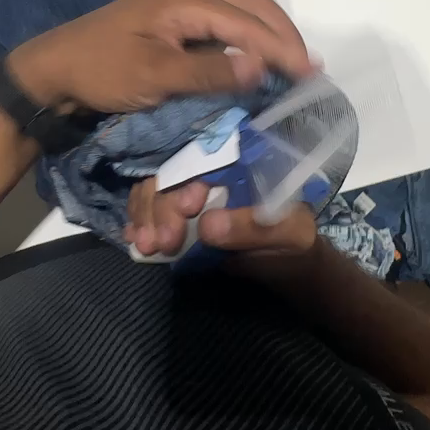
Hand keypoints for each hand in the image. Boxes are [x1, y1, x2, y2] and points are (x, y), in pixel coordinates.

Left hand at [5, 0, 314, 114]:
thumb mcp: (153, 76)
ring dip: (267, 36)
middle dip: (283, 34)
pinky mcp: (171, 30)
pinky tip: (254, 66)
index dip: (282, 47)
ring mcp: (178, 13)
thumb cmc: (100, 71)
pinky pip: (220, 29)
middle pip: (250, 6)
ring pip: (237, 14)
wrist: (50, 72)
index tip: (312, 76)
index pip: (247, 21)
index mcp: (184, 3)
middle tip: (308, 70)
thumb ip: (208, 72)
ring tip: (291, 67)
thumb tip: (262, 67)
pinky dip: (245, 44)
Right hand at [124, 177, 318, 269]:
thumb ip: (253, 228)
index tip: (188, 208)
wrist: (288, 270)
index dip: (187, 178)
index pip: (203, 158)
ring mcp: (188, 194)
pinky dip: (137, 222)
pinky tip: (134, 239)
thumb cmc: (294, 245)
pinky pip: (147, 211)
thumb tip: (207, 225)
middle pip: (171, 175)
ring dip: (144, 216)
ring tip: (146, 246)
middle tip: (164, 242)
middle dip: (161, 206)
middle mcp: (208, 173)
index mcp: (238, 164)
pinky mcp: (176, 218)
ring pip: (152, 190)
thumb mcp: (288, 235)